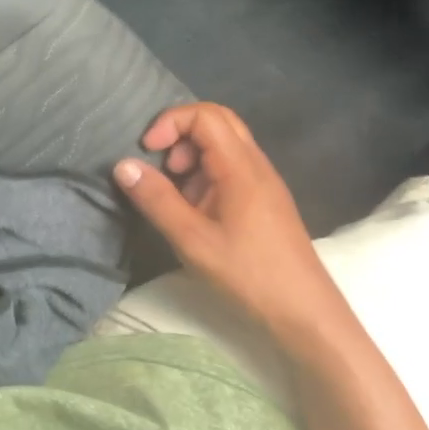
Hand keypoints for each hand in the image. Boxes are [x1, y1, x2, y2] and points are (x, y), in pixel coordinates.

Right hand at [114, 103, 344, 341]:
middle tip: (161, 165)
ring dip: (190, 155)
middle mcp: (256, 166)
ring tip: (173, 192)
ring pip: (223, 144)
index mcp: (241, 168)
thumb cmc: (248, 274)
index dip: (170, 123)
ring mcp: (263, 183)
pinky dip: (203, 174)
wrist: (306, 314)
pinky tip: (192, 209)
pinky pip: (229, 167)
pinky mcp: (263, 201)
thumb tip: (122, 164)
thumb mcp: (191, 239)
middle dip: (180, 133)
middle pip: (218, 121)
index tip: (147, 152)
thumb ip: (156, 199)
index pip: (205, 115)